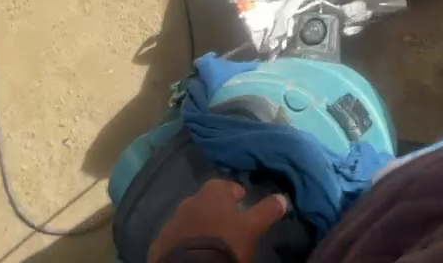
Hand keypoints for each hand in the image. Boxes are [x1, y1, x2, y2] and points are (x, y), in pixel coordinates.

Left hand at [149, 179, 289, 262]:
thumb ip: (267, 209)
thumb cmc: (225, 242)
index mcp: (214, 190)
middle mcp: (191, 199)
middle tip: (227, 228)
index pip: (229, 187)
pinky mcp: (159, 244)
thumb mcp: (253, 227)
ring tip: (209, 244)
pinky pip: (175, 239)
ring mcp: (172, 222)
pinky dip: (182, 244)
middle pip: (208, 202)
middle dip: (216, 211)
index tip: (243, 208)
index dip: (238, 197)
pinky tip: (191, 255)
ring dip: (198, 227)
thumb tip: (284, 197)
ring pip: (190, 220)